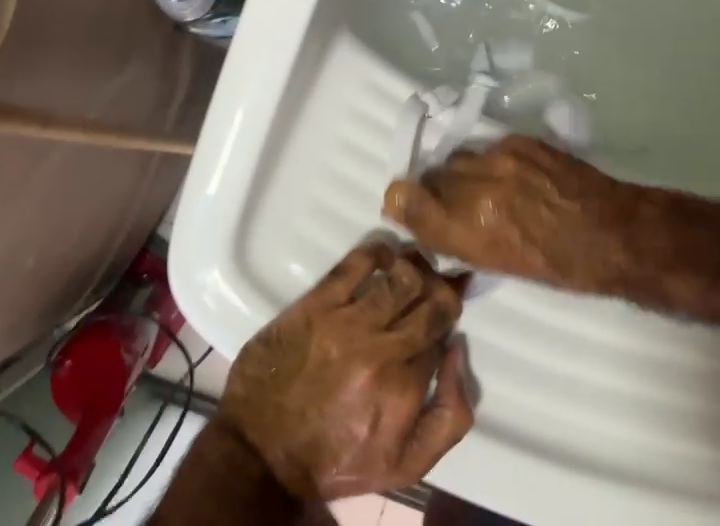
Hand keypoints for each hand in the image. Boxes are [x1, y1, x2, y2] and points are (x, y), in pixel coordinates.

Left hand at [218, 241, 474, 499]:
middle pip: (429, 299)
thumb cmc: (336, 461)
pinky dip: (375, 254)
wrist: (262, 454)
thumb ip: (450, 416)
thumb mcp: (407, 466)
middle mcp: (381, 351)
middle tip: (435, 285)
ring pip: (399, 277)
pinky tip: (382, 256)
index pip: (442, 332)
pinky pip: (353, 265)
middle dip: (440, 288)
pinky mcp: (314, 306)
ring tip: (413, 267)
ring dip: (413, 268)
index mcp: (405, 388)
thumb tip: (456, 351)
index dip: (446, 317)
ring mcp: (345, 324)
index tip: (444, 312)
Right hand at [383, 135, 642, 294]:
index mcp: (468, 228)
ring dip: (460, 173)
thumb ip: (455, 238)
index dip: (399, 202)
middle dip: (434, 190)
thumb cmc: (558, 267)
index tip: (406, 208)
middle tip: (453, 204)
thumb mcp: (497, 264)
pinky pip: (487, 148)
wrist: (612, 233)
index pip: (403, 199)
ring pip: (457, 158)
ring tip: (483, 188)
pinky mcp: (520, 141)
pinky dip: (489, 162)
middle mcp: (476, 188)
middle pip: (429, 177)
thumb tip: (427, 223)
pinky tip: (509, 176)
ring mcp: (499, 159)